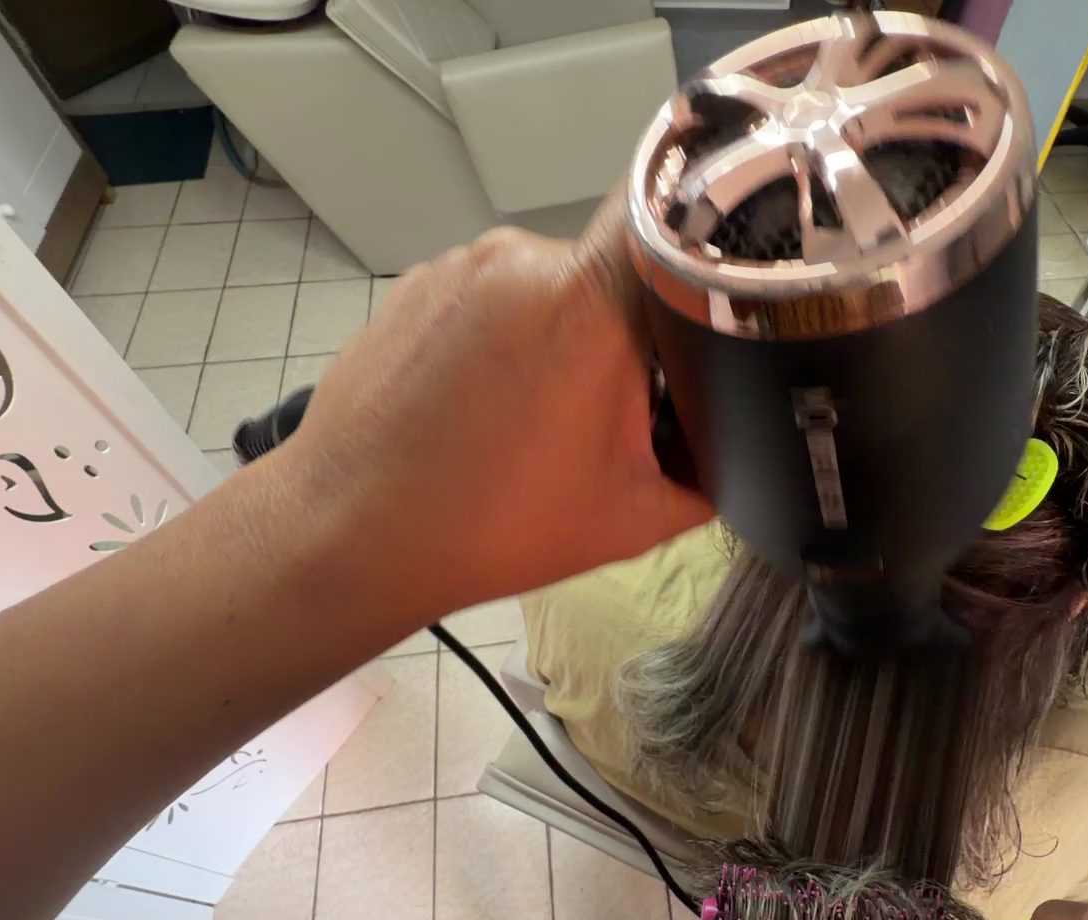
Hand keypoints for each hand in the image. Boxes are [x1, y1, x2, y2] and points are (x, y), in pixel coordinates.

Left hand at [266, 196, 712, 629]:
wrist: (353, 532)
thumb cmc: (497, 527)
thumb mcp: (635, 518)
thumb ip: (711, 479)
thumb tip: (734, 455)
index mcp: (591, 304)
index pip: (674, 218)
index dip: (701, 253)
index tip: (704, 308)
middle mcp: (522, 259)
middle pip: (614, 270)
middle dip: (628, 332)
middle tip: (610, 410)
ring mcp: (459, 265)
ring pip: (551, 283)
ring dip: (564, 334)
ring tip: (537, 413)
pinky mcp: (416, 284)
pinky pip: (492, 293)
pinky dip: (507, 335)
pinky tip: (487, 401)